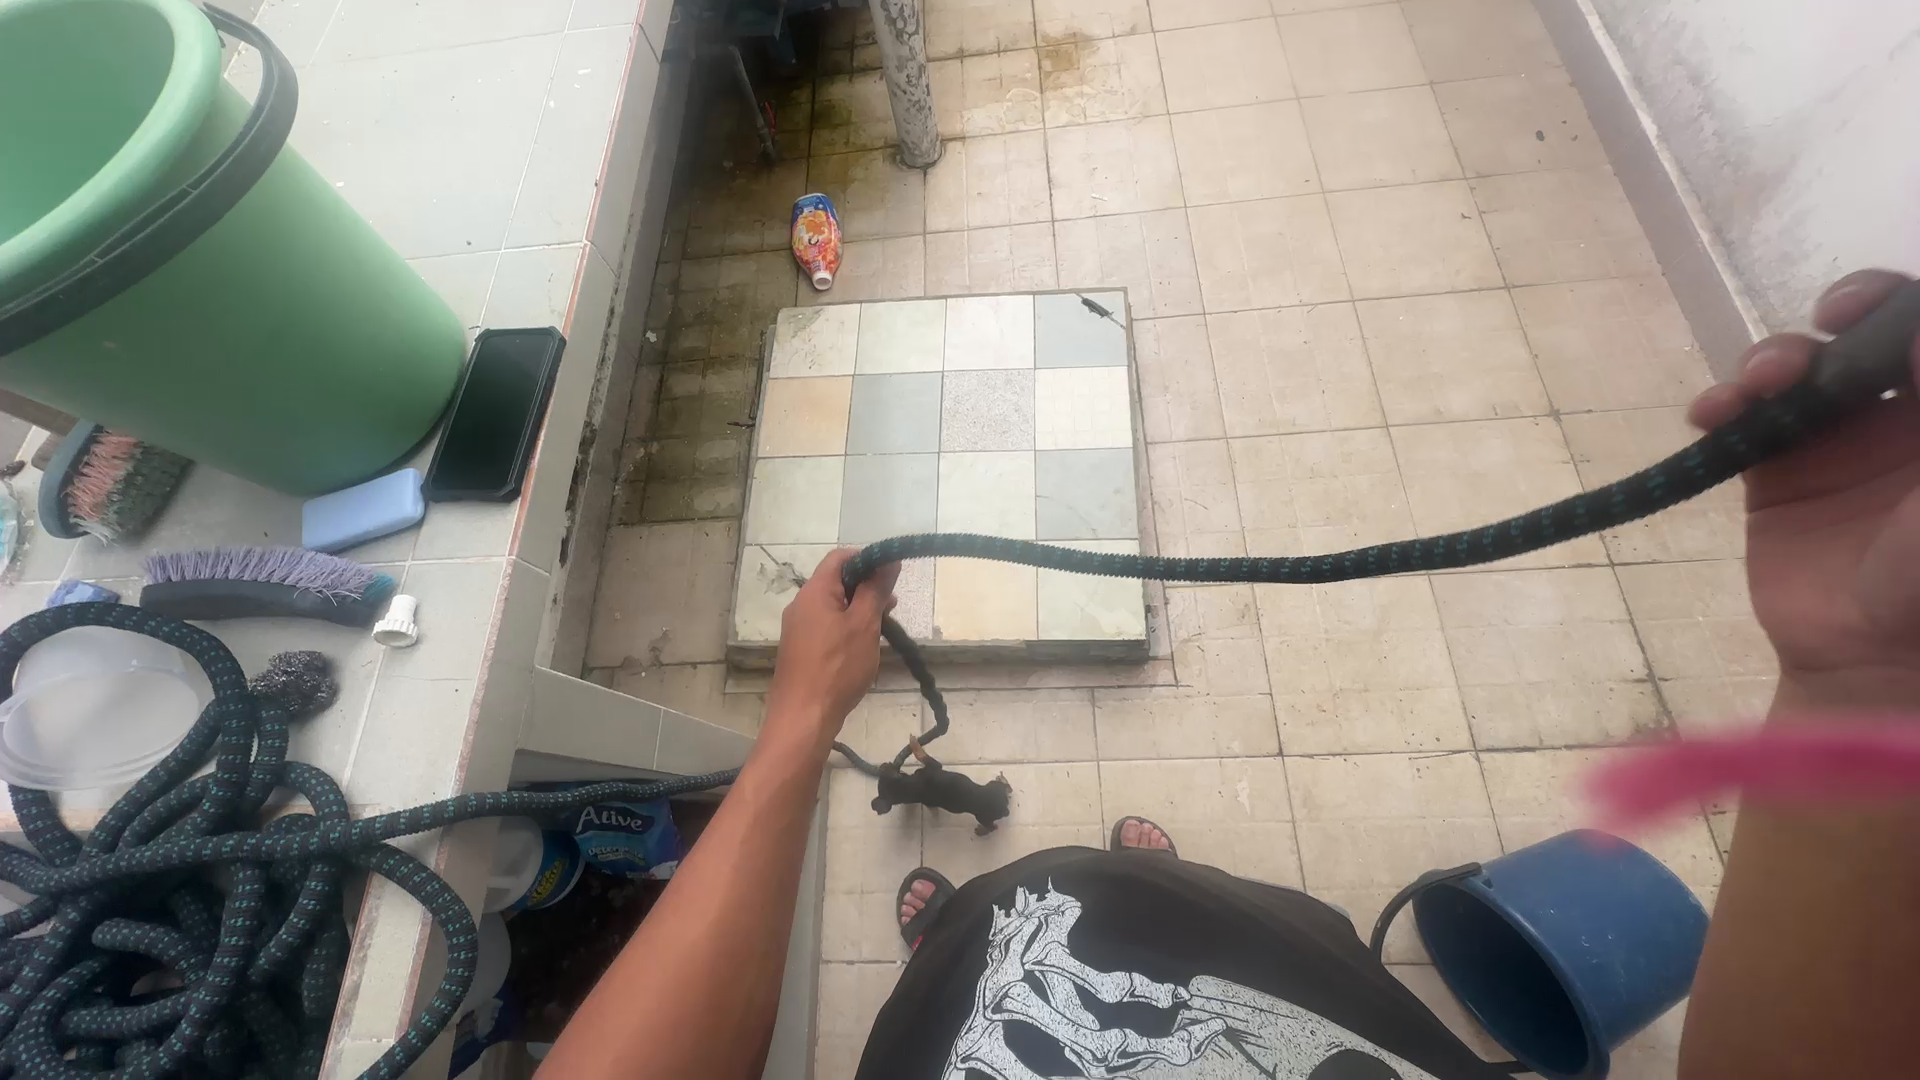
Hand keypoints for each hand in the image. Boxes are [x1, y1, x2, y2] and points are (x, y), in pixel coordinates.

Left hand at [764, 549, 899, 738]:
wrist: (803, 718)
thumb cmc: (837, 668)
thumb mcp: (864, 625)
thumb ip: (876, 590)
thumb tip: (889, 560)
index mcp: (814, 592)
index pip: (840, 557)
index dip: (867, 559)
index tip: (891, 576)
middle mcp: (801, 604)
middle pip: (836, 581)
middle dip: (867, 588)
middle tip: (892, 606)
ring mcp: (798, 628)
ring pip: (833, 606)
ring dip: (859, 610)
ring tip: (883, 629)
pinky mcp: (800, 649)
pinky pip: (826, 626)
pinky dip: (847, 627)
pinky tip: (862, 647)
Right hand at [1688, 270, 1919, 702]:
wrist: (1884, 652)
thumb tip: (1916, 330)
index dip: (1912, 303)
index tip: (1879, 306)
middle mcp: (1915, 412)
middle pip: (1881, 332)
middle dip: (1855, 311)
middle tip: (1831, 317)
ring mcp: (1844, 440)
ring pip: (1806, 370)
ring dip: (1774, 361)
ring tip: (1755, 386)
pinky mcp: (1777, 472)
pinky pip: (1743, 423)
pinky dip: (1722, 409)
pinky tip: (1712, 416)